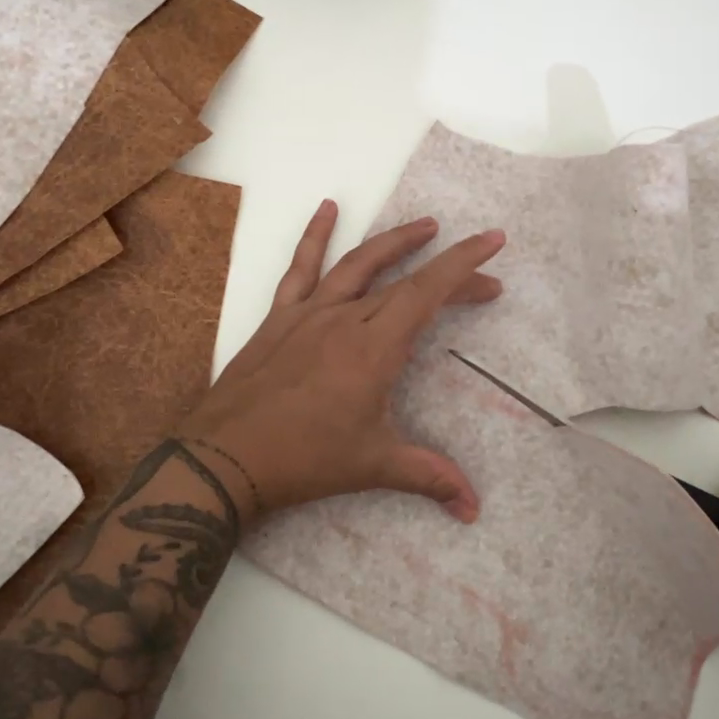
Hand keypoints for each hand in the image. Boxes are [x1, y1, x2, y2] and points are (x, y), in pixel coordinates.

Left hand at [177, 200, 505, 526]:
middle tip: (481, 273)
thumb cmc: (304, 460)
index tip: (493, 241)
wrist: (226, 455)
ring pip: (358, 263)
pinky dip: (315, 236)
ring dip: (394, 241)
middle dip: (447, 270)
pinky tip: (327, 209)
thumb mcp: (373, 466)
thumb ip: (428, 476)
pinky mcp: (279, 317)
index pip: (428, 293)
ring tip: (424, 225)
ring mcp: (308, 313)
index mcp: (374, 348)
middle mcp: (345, 318)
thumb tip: (473, 508)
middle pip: (404, 281)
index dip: (463, 264)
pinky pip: (300, 268)